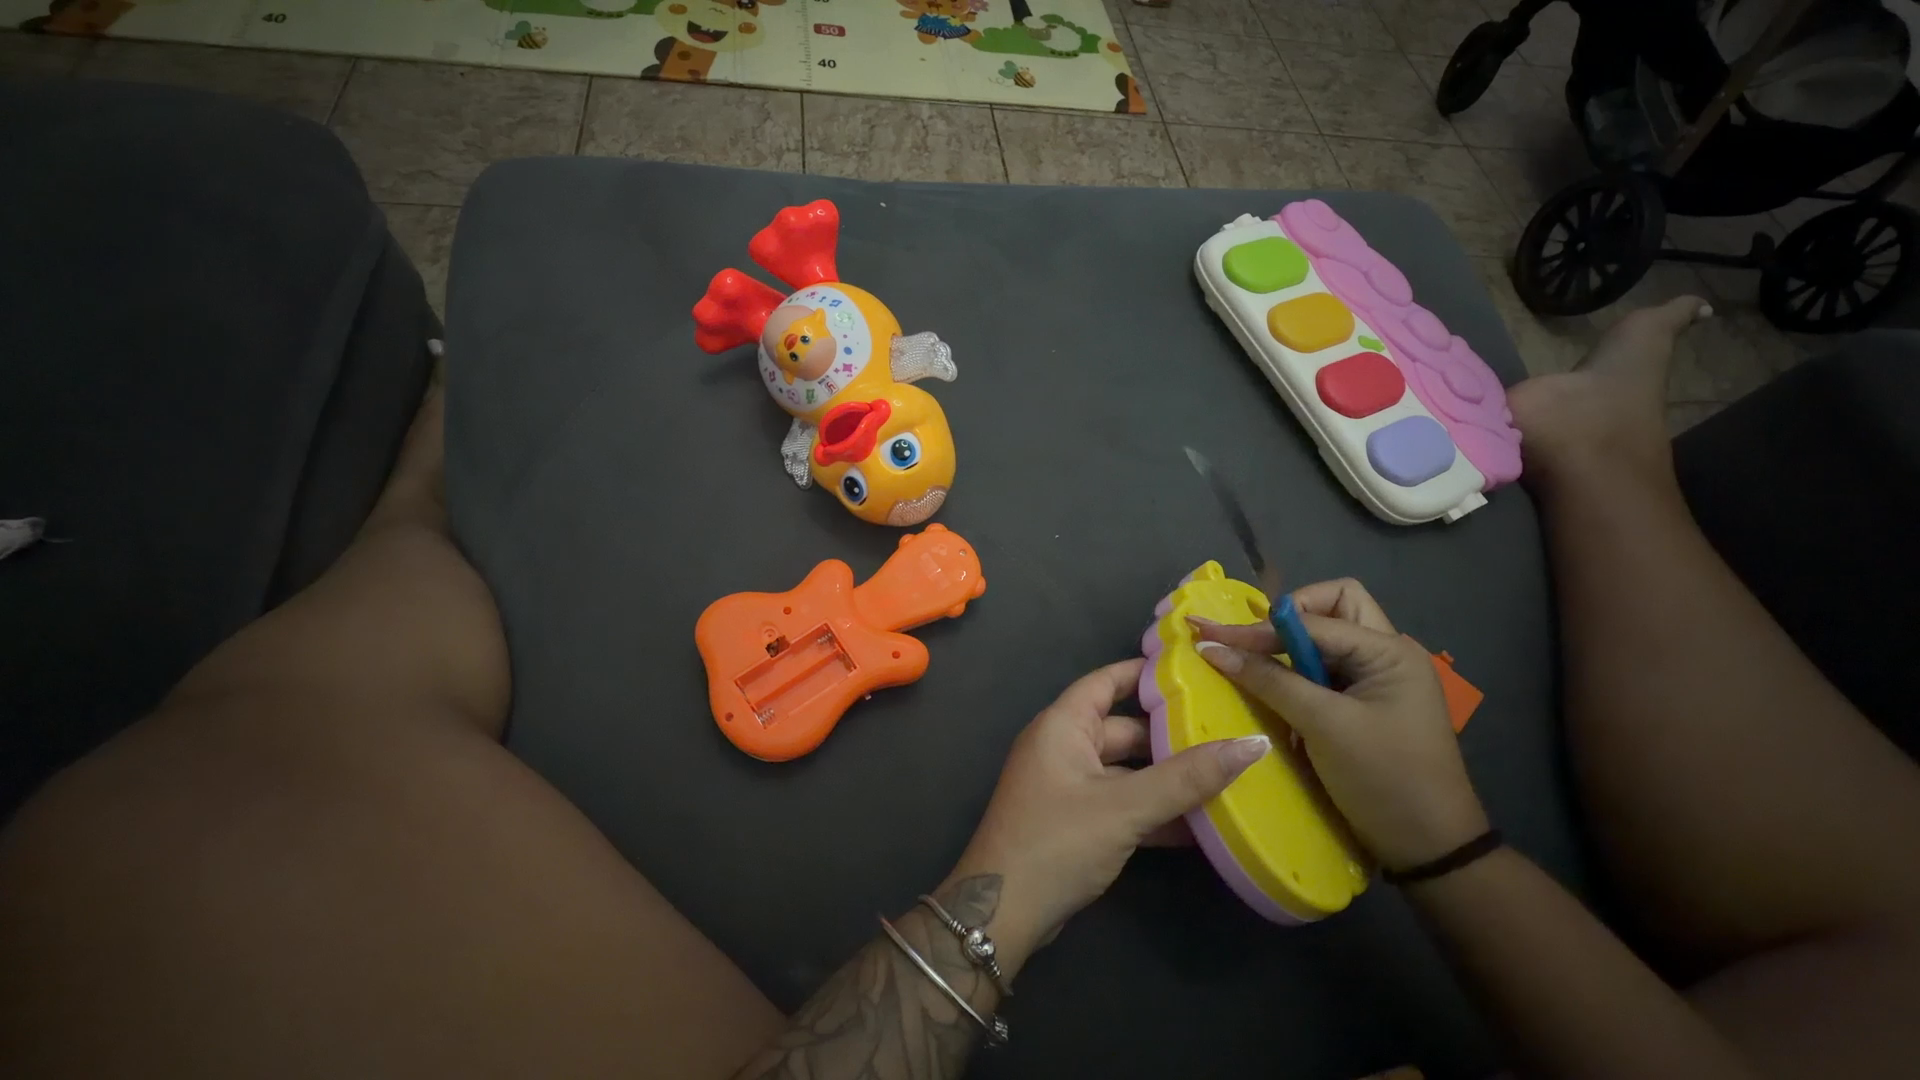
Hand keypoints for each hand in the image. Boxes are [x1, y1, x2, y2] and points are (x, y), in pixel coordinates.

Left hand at [944, 659, 1268, 980]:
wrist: (1003, 912)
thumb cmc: (1057, 841)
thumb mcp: (1125, 807)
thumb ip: (1187, 778)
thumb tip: (1253, 743)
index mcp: (1063, 726)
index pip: (1107, 681)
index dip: (1146, 673)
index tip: (1194, 670)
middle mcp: (1063, 747)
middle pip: (1125, 729)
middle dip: (1172, 735)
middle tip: (1229, 731)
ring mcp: (1069, 787)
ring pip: (1127, 771)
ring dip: (1169, 779)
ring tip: (1229, 777)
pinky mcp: (1076, 823)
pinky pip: (1122, 803)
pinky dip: (1154, 810)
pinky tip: (1202, 825)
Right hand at [1189, 578, 1488, 872]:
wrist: (1431, 848)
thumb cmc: (1384, 779)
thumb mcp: (1323, 726)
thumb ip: (1269, 681)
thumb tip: (1211, 647)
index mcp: (1390, 651)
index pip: (1313, 619)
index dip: (1260, 628)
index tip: (1211, 636)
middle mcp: (1387, 654)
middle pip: (1332, 607)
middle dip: (1287, 618)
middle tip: (1252, 645)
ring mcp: (1378, 680)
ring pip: (1326, 639)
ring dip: (1289, 649)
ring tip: (1252, 665)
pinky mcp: (1366, 705)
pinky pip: (1325, 671)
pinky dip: (1296, 675)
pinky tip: (1273, 691)